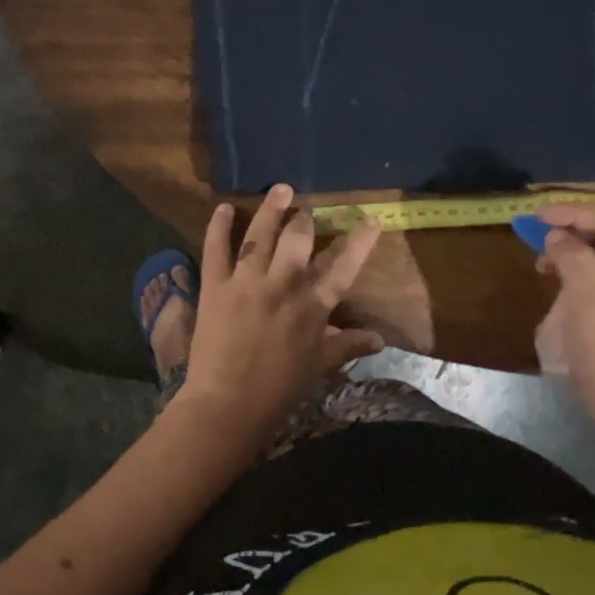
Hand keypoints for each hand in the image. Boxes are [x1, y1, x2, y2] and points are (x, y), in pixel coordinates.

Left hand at [174, 184, 384, 443]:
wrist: (228, 405)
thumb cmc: (279, 391)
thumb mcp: (319, 367)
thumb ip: (347, 346)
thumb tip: (379, 339)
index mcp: (312, 308)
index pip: (343, 268)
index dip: (359, 242)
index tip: (370, 220)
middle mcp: (283, 286)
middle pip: (298, 241)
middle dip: (305, 220)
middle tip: (307, 208)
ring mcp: (247, 282)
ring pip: (260, 235)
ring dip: (271, 209)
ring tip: (279, 189)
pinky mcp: (215, 286)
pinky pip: (216, 248)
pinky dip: (219, 226)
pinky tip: (223, 208)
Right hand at [532, 204, 594, 429]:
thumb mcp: (588, 302)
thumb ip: (574, 259)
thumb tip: (555, 234)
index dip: (574, 214)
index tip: (537, 214)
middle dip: (570, 228)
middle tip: (533, 228)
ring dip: (568, 247)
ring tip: (539, 254)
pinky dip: (572, 266)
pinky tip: (551, 271)